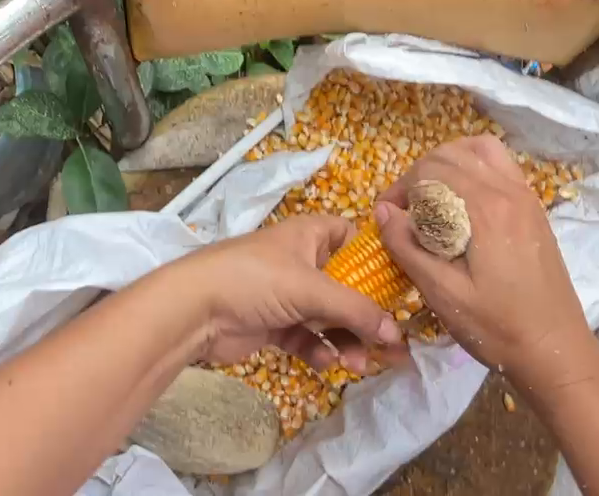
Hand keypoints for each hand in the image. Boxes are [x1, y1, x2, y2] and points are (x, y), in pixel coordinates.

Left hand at [159, 216, 403, 370]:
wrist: (196, 308)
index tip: (402, 287)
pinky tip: (325, 362)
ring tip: (358, 363)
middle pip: (346, 285)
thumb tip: (397, 332)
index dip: (376, 258)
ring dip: (347, 339)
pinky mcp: (274, 323)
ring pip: (329, 316)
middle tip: (394, 344)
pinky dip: (319, 349)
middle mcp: (301, 261)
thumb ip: (355, 310)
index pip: (351, 236)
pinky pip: (308, 337)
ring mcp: (287, 294)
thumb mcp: (310, 288)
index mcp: (309, 235)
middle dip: (367, 315)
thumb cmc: (254, 279)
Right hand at [375, 137, 598, 386]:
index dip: (401, 186)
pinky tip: (463, 200)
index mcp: (486, 210)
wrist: (558, 355)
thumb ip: (408, 247)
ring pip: (480, 150)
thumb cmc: (498, 328)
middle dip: (420, 172)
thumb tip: (383, 211)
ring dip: (449, 161)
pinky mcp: (535, 209)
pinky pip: (501, 165)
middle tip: (405, 207)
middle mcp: (509, 192)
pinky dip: (475, 167)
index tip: (387, 215)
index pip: (431, 170)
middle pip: (452, 153)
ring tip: (432, 191)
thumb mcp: (443, 294)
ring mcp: (527, 198)